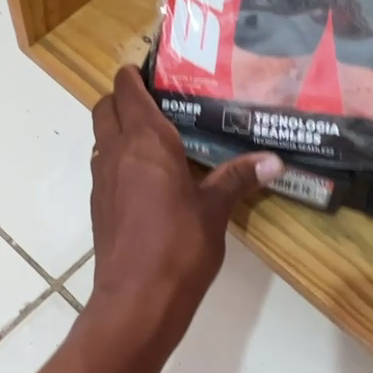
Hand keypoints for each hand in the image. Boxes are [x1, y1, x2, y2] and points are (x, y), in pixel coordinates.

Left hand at [87, 68, 280, 342]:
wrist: (137, 300)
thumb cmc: (180, 246)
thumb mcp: (216, 209)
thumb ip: (239, 177)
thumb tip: (274, 159)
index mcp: (146, 141)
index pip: (127, 89)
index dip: (136, 74)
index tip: (157, 71)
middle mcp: (116, 152)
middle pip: (105, 107)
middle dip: (124, 98)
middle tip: (161, 103)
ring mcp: (102, 179)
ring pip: (102, 136)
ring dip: (120, 129)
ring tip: (158, 138)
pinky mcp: (98, 204)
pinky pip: (104, 165)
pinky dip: (120, 159)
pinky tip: (149, 179)